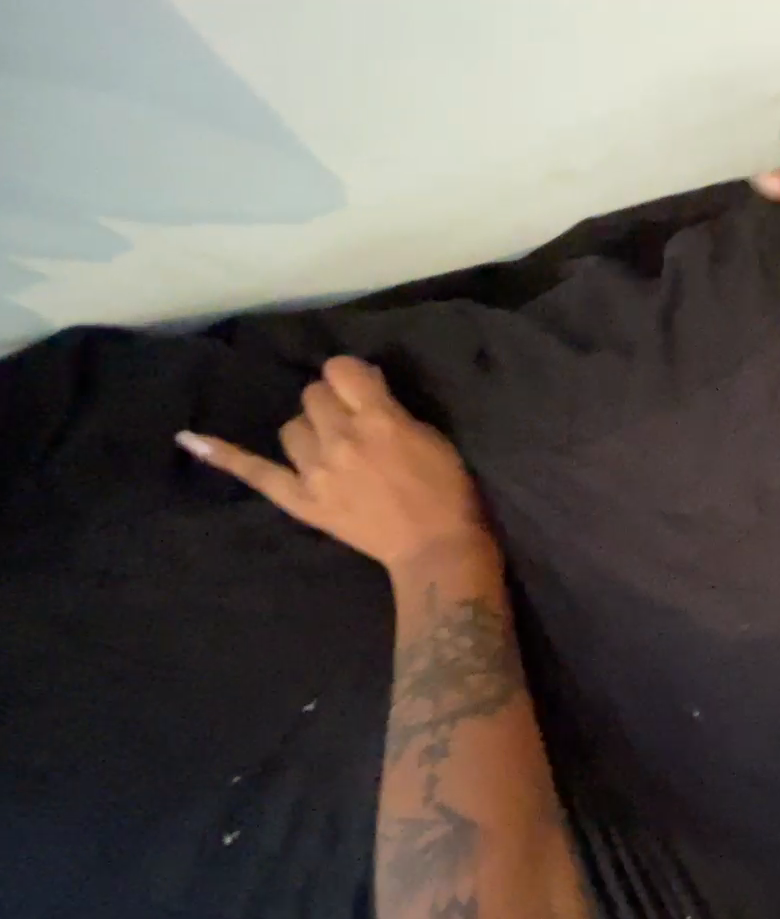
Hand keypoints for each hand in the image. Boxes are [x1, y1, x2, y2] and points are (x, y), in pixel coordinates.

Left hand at [177, 356, 490, 573]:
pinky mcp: (299, 498)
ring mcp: (313, 470)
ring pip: (291, 427)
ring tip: (333, 447)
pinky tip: (191, 439)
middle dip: (333, 402)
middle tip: (355, 421)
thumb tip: (367, 391)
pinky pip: (254, 470)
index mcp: (379, 421)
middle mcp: (339, 439)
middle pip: (312, 396)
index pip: (341, 371)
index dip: (354, 375)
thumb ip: (397, 414)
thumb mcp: (436, 441)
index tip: (368, 387)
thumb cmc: (450, 493)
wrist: (437, 548)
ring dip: (311, 429)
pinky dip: (222, 454)